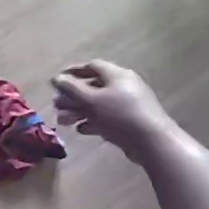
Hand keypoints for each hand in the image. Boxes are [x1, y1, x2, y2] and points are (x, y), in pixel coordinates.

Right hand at [51, 60, 173, 154]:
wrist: (153, 142)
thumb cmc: (120, 115)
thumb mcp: (91, 99)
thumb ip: (71, 88)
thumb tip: (56, 78)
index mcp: (117, 75)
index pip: (92, 66)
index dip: (73, 71)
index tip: (57, 80)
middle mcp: (123, 86)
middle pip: (92, 87)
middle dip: (72, 97)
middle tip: (57, 106)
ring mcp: (128, 105)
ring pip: (98, 104)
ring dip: (78, 111)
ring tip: (64, 122)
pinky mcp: (130, 121)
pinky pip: (107, 117)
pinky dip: (93, 121)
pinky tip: (82, 129)